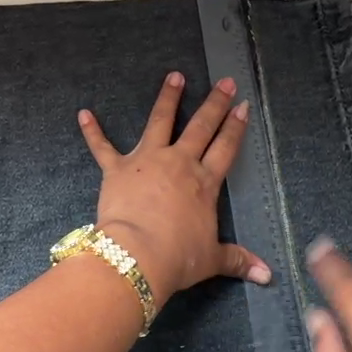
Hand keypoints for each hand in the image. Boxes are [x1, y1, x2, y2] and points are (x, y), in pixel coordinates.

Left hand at [77, 72, 271, 306]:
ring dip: (167, 98)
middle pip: (200, 127)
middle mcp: (178, 163)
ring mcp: (146, 160)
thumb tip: (267, 275)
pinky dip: (92, 131)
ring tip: (174, 76)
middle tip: (225, 82)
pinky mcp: (117, 167)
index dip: (235, 126)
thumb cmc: (179, 257)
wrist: (138, 255)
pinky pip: (102, 146)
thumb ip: (238, 259)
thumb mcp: (213, 259)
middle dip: (214, 103)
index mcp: (203, 182)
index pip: (225, 148)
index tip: (242, 105)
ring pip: (159, 121)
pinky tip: (83, 114)